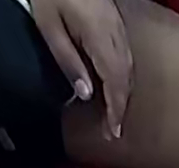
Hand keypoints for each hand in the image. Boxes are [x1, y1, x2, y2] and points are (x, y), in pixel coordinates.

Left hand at [32, 0, 131, 138]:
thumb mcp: (50, 26)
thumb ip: (68, 61)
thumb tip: (86, 95)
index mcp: (100, 39)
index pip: (114, 85)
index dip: (115, 111)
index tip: (113, 133)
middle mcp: (115, 37)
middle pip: (125, 82)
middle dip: (120, 109)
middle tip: (112, 131)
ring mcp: (119, 29)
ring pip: (128, 72)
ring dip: (122, 96)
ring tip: (114, 114)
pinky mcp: (116, 23)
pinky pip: (125, 60)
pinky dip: (122, 80)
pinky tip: (114, 88)